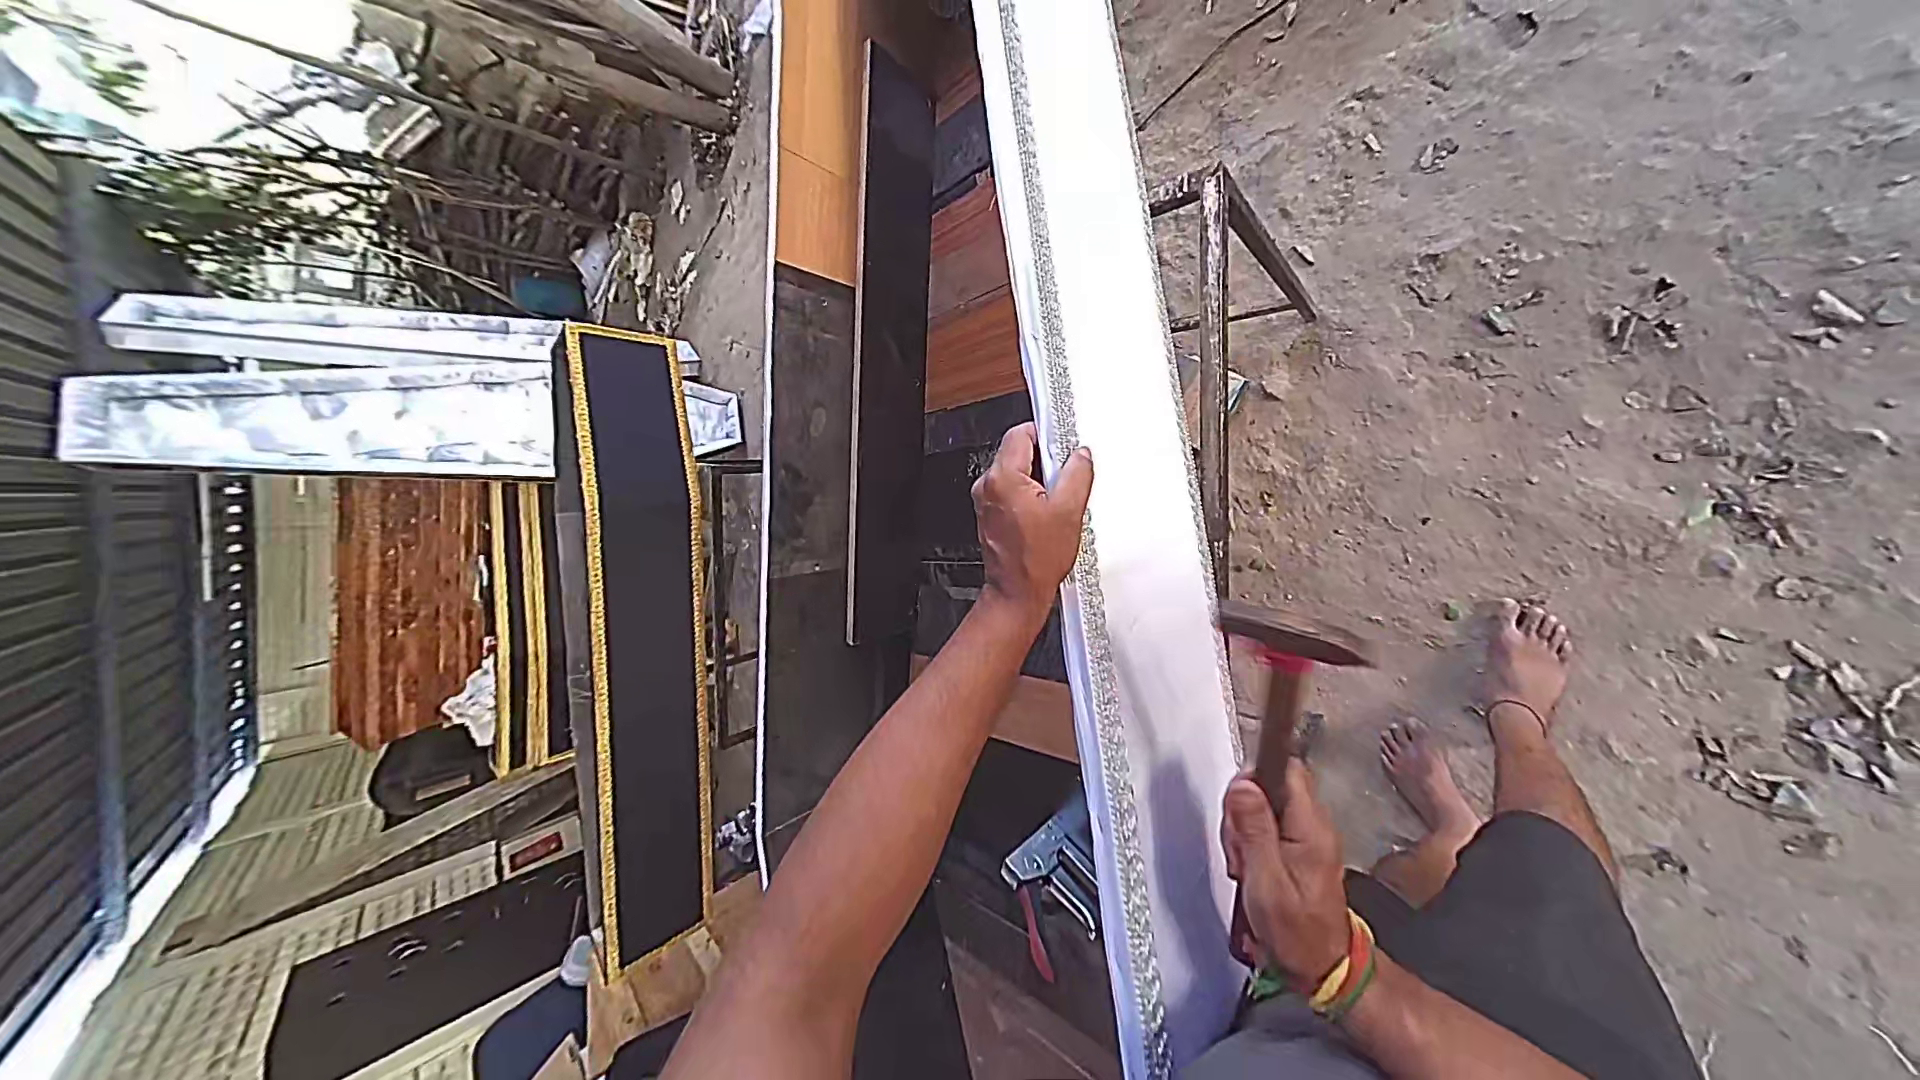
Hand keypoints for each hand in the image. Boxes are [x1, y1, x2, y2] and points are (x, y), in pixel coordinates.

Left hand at [972, 423, 1092, 621]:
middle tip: (1063, 479)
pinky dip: (1028, 494)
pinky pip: (1010, 490)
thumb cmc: (1036, 560)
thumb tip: (1081, 455)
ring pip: (1014, 471)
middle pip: (1017, 451)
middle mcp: (988, 486)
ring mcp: (985, 500)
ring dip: (1037, 479)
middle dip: (1044, 460)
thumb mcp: (1069, 511)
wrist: (1018, 591)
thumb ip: (1077, 473)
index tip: (1062, 442)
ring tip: (1054, 502)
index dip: (1045, 433)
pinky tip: (1043, 513)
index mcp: (1003, 479)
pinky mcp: (989, 513)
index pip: (1020, 433)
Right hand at [1221, 760, 1349, 988]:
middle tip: (1239, 843)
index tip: (1238, 799)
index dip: (1255, 775)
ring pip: (1266, 804)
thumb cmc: (1297, 932)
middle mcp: (1315, 826)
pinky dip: (1252, 838)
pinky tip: (1250, 864)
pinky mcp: (1301, 846)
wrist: (1325, 969)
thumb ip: (1253, 827)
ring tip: (1245, 860)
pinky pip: (1269, 823)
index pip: (1287, 769)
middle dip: (1243, 806)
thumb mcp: (1265, 880)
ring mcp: (1309, 835)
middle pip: (1270, 785)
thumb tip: (1243, 784)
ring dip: (1244, 825)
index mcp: (1309, 828)